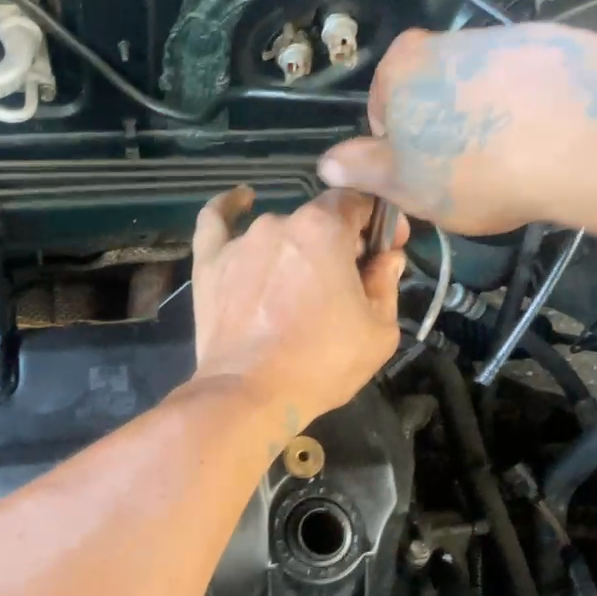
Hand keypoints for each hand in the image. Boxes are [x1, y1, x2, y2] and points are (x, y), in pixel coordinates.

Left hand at [190, 186, 407, 425]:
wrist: (250, 395)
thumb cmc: (321, 364)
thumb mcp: (378, 332)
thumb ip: (386, 284)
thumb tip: (387, 258)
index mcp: (325, 229)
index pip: (358, 202)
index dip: (377, 221)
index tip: (385, 248)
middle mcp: (281, 223)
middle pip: (318, 220)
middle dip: (338, 242)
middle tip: (344, 282)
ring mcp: (241, 241)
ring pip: (278, 232)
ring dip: (295, 248)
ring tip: (298, 286)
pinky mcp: (209, 263)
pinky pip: (215, 221)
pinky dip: (229, 207)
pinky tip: (241, 200)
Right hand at [317, 24, 596, 234]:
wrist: (587, 140)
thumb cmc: (476, 170)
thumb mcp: (405, 186)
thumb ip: (362, 170)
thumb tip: (328, 162)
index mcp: (403, 67)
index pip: (383, 107)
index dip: (398, 147)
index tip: (423, 176)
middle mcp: (452, 40)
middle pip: (435, 92)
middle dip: (444, 129)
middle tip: (467, 174)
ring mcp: (510, 37)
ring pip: (485, 88)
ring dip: (490, 119)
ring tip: (514, 164)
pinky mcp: (562, 44)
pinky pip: (533, 84)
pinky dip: (534, 109)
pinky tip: (549, 143)